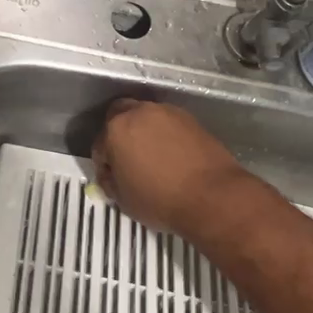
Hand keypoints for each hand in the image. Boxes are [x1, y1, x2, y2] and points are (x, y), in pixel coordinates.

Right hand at [91, 99, 250, 234]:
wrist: (213, 196)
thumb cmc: (160, 200)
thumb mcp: (122, 200)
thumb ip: (110, 181)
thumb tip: (111, 174)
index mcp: (116, 130)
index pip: (99, 144)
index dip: (103, 164)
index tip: (111, 178)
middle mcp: (140, 113)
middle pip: (121, 116)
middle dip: (120, 134)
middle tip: (127, 158)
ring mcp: (169, 113)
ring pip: (147, 117)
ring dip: (144, 132)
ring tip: (152, 157)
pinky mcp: (192, 119)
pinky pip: (169, 124)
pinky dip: (166, 135)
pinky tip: (172, 156)